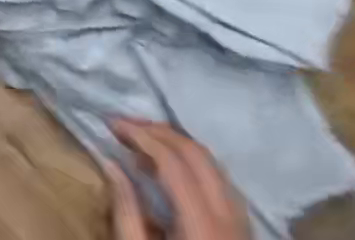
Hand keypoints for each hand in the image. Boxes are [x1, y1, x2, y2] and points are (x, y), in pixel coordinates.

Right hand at [102, 119, 248, 239]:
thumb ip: (126, 208)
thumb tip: (110, 162)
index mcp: (203, 227)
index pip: (174, 163)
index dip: (141, 136)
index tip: (111, 125)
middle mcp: (231, 221)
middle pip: (199, 155)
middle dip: (159, 132)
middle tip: (125, 127)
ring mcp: (243, 227)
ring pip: (215, 166)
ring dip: (177, 146)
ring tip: (142, 144)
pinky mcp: (244, 234)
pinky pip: (221, 184)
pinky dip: (193, 166)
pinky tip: (167, 172)